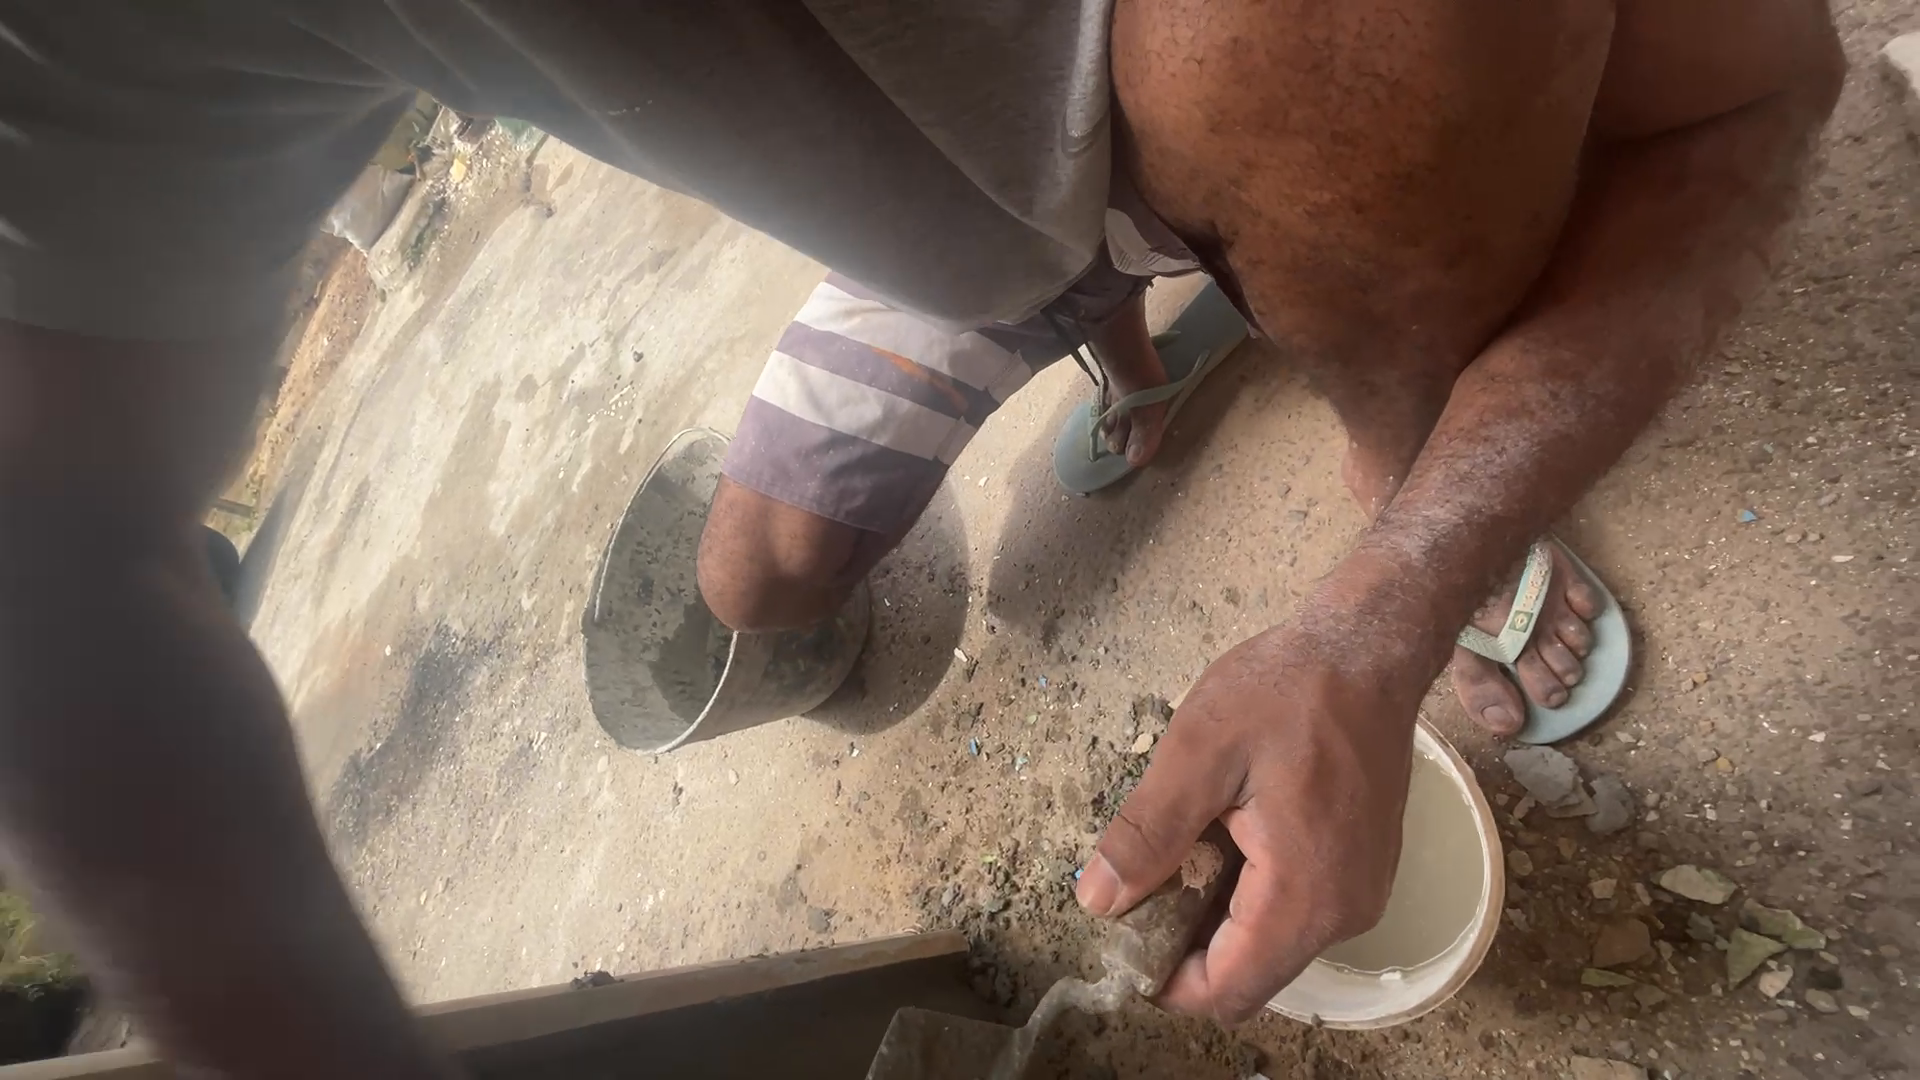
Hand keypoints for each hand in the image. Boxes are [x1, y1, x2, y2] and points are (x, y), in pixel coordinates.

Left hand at [1073, 615, 1423, 1023]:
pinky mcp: (1356, 862)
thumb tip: (1098, 902)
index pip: (1229, 990)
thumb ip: (1148, 832)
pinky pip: (1290, 904)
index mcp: (1305, 895)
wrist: (1363, 650)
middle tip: (1132, 884)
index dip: (1166, 982)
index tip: (1117, 943)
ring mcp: (1358, 888)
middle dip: (1182, 944)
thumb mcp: (1197, 752)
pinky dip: (1242, 887)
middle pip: (1249, 970)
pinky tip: (1212, 833)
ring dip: (1210, 911)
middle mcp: (1344, 912)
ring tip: (1167, 850)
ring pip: (1268, 938)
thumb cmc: (1281, 692)